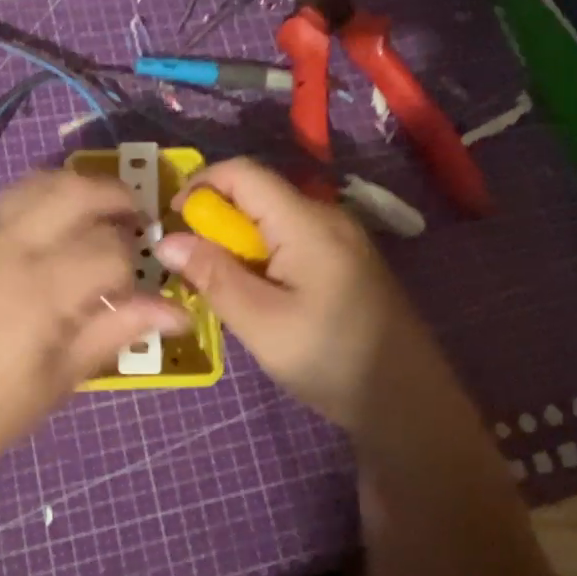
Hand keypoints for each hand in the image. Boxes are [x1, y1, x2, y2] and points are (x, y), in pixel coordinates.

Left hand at [0, 171, 190, 488]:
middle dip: (117, 196)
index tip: (142, 287)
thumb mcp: (61, 379)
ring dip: (78, 188)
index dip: (135, 266)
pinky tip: (53, 232)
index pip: (109, 249)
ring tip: (98, 216)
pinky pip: (8, 200)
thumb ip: (117, 330)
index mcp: (36, 290)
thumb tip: (177, 311)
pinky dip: (42, 200)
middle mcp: (6, 248)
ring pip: (38, 181)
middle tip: (137, 220)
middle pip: (75, 190)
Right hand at [153, 158, 434, 433]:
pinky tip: (261, 298)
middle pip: (257, 195)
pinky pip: (292, 240)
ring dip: (238, 244)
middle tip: (194, 271)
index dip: (200, 186)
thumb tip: (165, 239)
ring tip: (224, 291)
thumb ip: (212, 275)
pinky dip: (263, 257)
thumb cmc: (332, 360)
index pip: (243, 172)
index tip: (172, 227)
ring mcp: (341, 238)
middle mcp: (326, 216)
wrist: (410, 403)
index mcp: (307, 221)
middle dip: (215, 222)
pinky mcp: (346, 261)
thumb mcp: (261, 323)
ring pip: (272, 220)